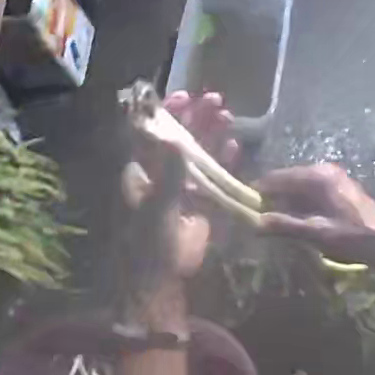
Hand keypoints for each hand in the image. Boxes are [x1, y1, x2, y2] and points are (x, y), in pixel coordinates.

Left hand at [121, 92, 238, 280]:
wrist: (162, 277)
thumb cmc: (148, 242)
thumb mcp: (156, 207)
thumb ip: (169, 176)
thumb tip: (178, 142)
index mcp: (140, 171)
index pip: (152, 134)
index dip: (166, 114)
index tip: (183, 96)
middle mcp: (160, 173)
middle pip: (179, 138)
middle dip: (194, 118)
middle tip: (213, 99)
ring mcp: (181, 186)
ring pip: (198, 153)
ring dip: (211, 134)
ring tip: (226, 114)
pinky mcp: (200, 201)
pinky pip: (213, 176)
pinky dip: (223, 161)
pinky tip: (234, 145)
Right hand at [256, 163, 374, 265]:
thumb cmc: (353, 236)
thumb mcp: (315, 233)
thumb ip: (283, 225)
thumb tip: (254, 223)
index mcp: (317, 175)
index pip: (275, 178)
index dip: (257, 192)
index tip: (242, 207)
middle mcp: (323, 170)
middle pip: (285, 181)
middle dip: (270, 199)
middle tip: (255, 219)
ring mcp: (332, 179)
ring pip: (296, 188)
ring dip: (284, 204)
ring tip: (271, 224)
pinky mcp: (338, 190)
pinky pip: (309, 193)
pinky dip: (298, 206)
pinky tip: (293, 223)